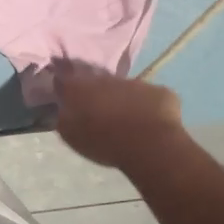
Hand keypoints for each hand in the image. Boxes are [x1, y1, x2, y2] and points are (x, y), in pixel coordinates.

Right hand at [50, 60, 185, 169]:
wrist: (149, 145)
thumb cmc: (103, 142)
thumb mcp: (70, 135)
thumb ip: (63, 116)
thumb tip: (61, 107)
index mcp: (80, 87)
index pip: (65, 78)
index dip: (65, 86)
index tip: (65, 95)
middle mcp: (107, 78)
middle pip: (98, 82)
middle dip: (97, 93)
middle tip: (98, 112)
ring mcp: (136, 83)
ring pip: (125, 89)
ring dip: (123, 100)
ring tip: (126, 120)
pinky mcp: (161, 91)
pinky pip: (151, 97)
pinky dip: (148, 106)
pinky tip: (149, 123)